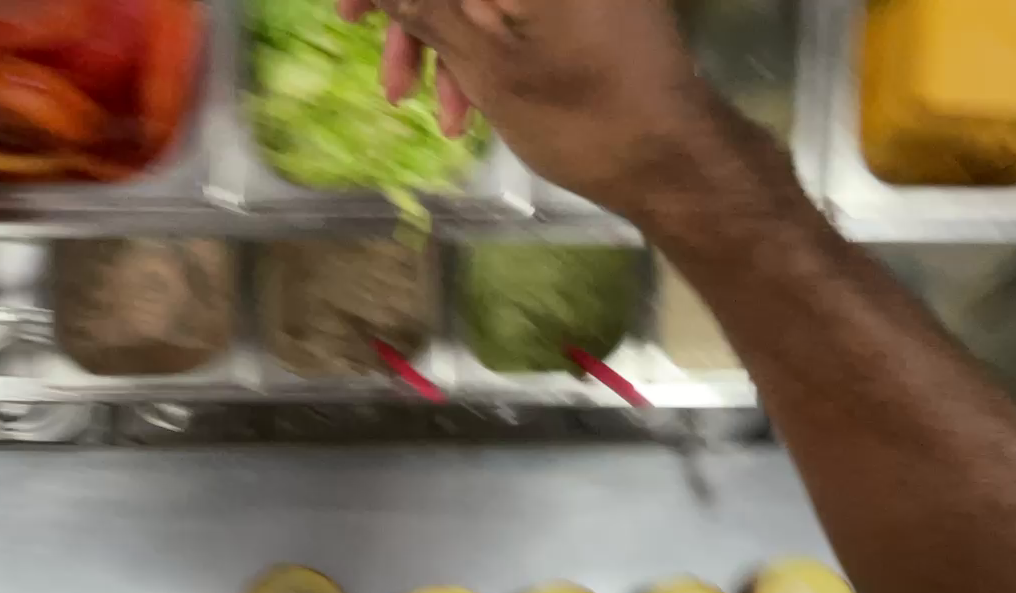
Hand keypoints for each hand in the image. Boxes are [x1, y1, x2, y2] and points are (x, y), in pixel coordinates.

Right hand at [340, 0, 780, 224]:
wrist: (666, 154)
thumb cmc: (577, 115)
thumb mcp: (488, 65)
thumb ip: (429, 8)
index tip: (350, 15)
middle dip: (418, 21)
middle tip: (392, 83)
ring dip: (451, 51)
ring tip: (442, 120)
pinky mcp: (584, 4)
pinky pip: (517, 13)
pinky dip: (487, 53)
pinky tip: (473, 107)